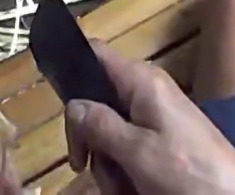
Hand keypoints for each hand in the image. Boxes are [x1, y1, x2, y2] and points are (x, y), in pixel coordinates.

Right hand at [62, 41, 234, 194]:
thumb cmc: (185, 167)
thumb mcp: (137, 151)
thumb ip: (102, 126)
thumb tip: (73, 103)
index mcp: (141, 79)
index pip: (98, 53)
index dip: (72, 60)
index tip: (49, 80)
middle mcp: (146, 89)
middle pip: (97, 101)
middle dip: (90, 138)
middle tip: (86, 166)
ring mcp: (154, 114)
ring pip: (109, 133)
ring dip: (108, 164)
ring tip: (125, 186)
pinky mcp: (160, 138)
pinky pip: (127, 149)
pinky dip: (124, 172)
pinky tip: (133, 190)